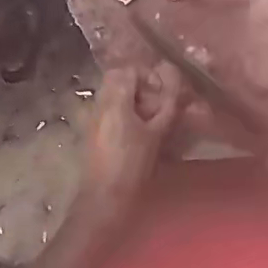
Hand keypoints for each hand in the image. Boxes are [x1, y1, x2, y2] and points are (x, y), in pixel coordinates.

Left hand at [75, 62, 183, 222]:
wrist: (104, 198)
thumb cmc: (132, 165)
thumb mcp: (156, 134)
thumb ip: (167, 106)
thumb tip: (176, 86)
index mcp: (114, 100)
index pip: (129, 70)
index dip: (148, 76)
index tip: (163, 92)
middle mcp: (99, 103)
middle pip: (118, 79)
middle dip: (140, 86)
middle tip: (158, 104)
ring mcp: (92, 117)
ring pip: (112, 94)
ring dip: (132, 100)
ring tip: (150, 120)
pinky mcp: (92, 131)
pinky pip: (108, 110)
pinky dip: (123, 112)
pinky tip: (137, 133)